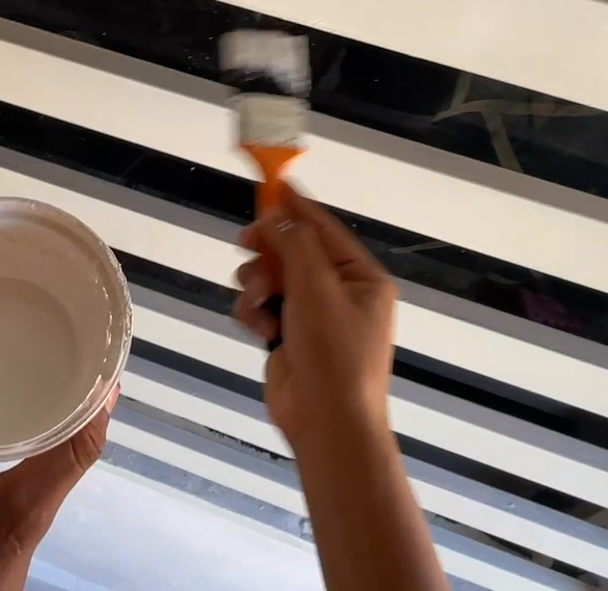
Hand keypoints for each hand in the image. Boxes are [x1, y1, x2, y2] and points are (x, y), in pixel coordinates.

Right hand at [232, 186, 396, 450]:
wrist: (326, 424)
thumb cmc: (333, 352)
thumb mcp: (316, 287)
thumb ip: (293, 243)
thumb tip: (276, 215)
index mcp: (361, 278)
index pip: (324, 228)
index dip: (296, 205)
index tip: (271, 183)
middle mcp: (338, 293)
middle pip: (292, 251)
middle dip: (269, 251)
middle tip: (246, 241)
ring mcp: (312, 317)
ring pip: (271, 277)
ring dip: (258, 285)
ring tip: (259, 303)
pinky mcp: (288, 337)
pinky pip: (262, 306)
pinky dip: (255, 313)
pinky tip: (258, 328)